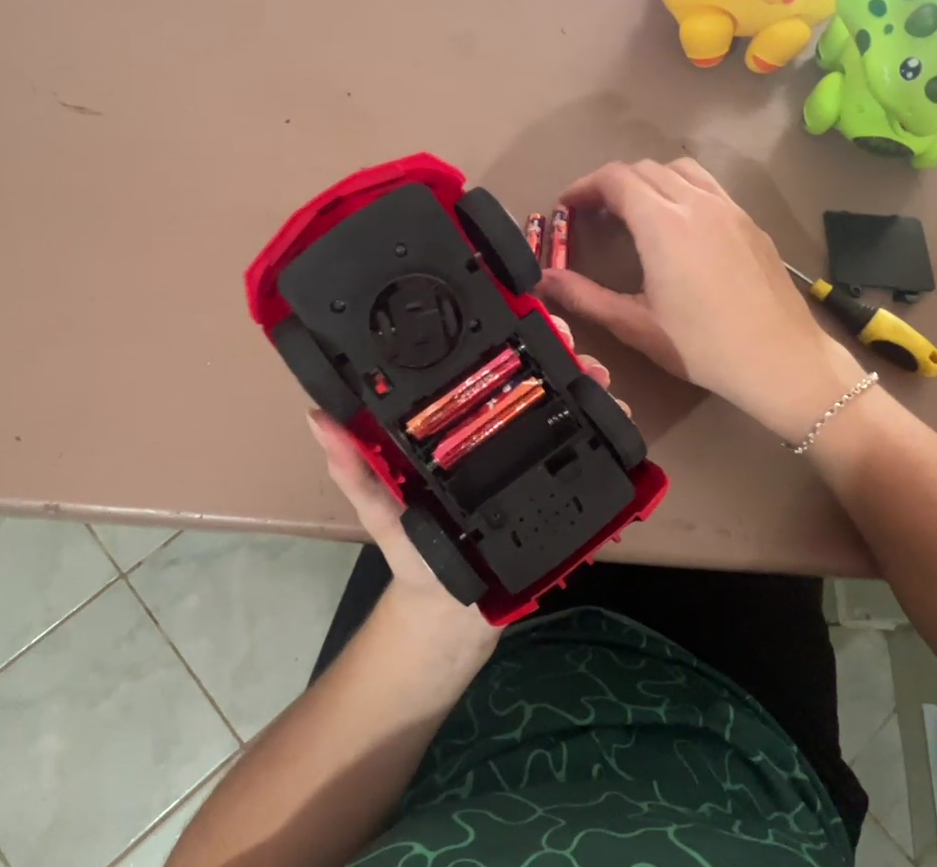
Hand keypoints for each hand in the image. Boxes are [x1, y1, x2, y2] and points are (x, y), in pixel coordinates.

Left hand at [302, 319, 617, 652]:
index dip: (497, 342)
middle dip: (557, 358)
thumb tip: (318, 416)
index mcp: (451, 432)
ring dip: (585, 387)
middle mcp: (492, 435)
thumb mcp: (381, 511)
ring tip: (602, 381)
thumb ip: (354, 470)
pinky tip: (618, 417)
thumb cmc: (416, 558)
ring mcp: (526, 459)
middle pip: (529, 382)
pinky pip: (581, 452)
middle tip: (576, 352)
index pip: (475, 374)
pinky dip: (603, 429)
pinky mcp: (552, 487)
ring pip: (561, 410)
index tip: (520, 319)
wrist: (457, 616)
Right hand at [536, 159, 863, 440]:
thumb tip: (543, 279)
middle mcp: (697, 203)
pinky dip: (682, 190)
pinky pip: (709, 187)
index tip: (566, 208)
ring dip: (649, 181)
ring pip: (680, 170)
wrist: (780, 360)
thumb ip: (584, 296)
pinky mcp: (751, 222)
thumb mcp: (636, 325)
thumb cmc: (702, 347)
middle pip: (644, 169)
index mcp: (663, 223)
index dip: (584, 187)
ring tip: (635, 213)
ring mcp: (730, 208)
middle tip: (593, 216)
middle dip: (612, 185)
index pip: (615, 179)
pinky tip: (679, 227)